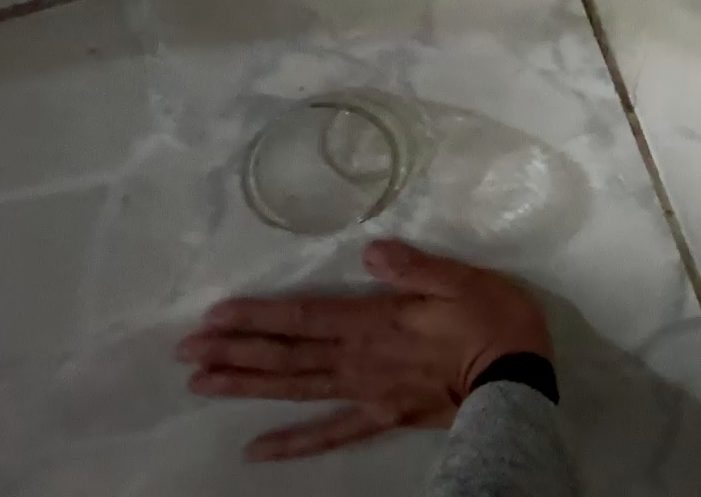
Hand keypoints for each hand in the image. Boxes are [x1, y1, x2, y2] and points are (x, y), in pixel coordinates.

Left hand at [175, 240, 552, 460]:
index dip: (261, 315)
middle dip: (238, 350)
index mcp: (379, 321)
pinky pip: (331, 434)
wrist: (514, 377)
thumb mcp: (464, 280)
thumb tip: (370, 251)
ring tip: (202, 383)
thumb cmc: (492, 319)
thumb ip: (416, 267)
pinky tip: (256, 450)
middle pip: (291, 354)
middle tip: (186, 351)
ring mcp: (368, 392)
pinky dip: (293, 443)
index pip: (309, 316)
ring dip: (250, 384)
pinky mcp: (383, 417)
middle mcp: (361, 358)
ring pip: (298, 388)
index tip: (214, 315)